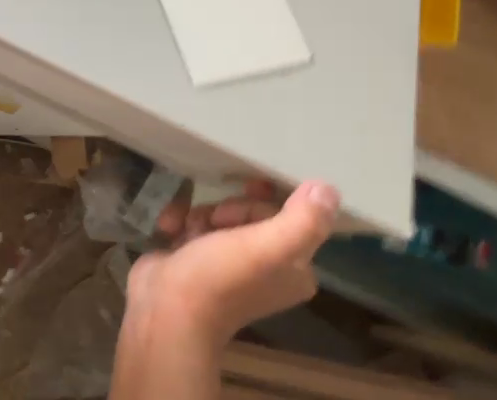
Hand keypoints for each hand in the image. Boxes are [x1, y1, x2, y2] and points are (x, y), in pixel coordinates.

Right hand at [126, 180, 339, 345]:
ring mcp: (230, 264)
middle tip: (211, 222)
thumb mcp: (266, 247)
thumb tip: (329, 188)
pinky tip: (169, 229)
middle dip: (224, 210)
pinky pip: (194, 225)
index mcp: (294, 269)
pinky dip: (180, 221)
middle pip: (248, 214)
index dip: (256, 206)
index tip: (234, 212)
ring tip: (186, 229)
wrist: (168, 307)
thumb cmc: (221, 278)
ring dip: (198, 214)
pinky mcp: (197, 259)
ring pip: (218, 217)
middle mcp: (267, 268)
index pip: (283, 217)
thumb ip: (302, 220)